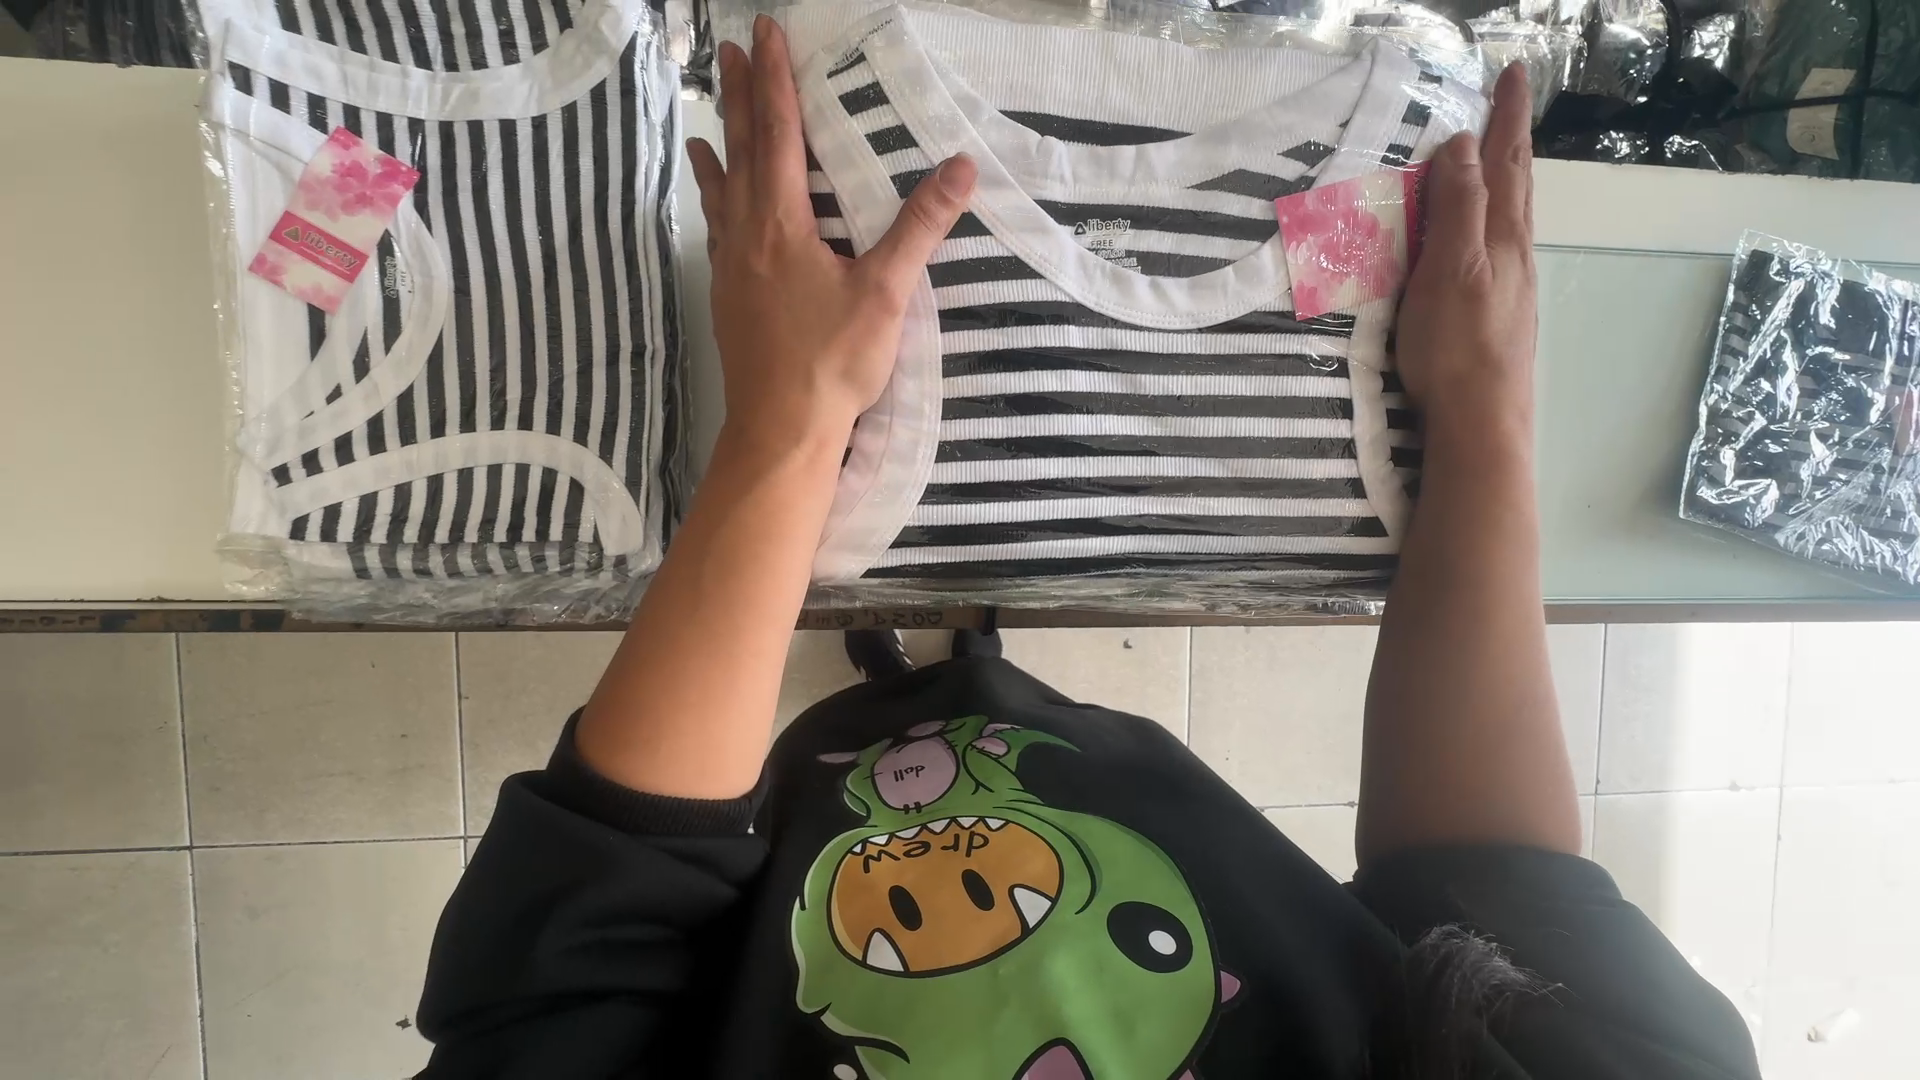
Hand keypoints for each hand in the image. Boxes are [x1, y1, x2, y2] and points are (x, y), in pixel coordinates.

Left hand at [688, 15, 977, 452]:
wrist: (780, 427)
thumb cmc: (832, 362)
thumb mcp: (885, 294)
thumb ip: (919, 228)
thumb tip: (961, 168)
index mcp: (781, 225)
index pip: (777, 135)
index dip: (774, 80)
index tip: (766, 33)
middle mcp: (745, 237)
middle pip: (740, 153)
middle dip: (738, 100)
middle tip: (730, 53)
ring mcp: (730, 271)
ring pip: (720, 196)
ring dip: (717, 153)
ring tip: (704, 127)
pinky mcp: (727, 302)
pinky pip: (717, 236)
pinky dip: (714, 209)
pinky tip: (717, 218)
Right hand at [1394, 63, 1536, 437]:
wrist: (1480, 416)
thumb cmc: (1456, 345)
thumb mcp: (1450, 270)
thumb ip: (1458, 209)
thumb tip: (1463, 145)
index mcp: (1501, 237)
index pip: (1505, 165)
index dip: (1507, 119)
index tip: (1513, 73)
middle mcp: (1514, 253)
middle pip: (1516, 186)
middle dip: (1510, 142)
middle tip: (1509, 103)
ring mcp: (1511, 284)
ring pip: (1510, 218)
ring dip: (1504, 181)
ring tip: (1496, 160)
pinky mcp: (1498, 311)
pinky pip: (1498, 248)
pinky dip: (1491, 221)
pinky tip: (1483, 235)